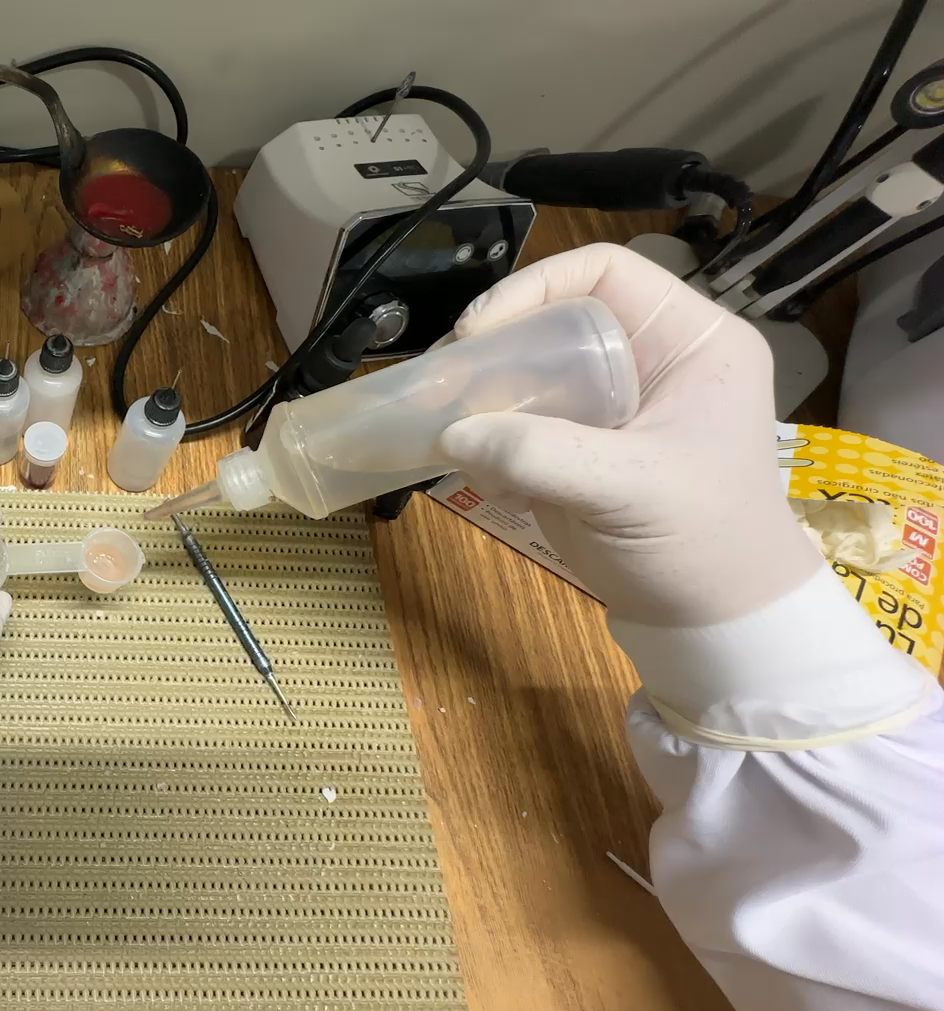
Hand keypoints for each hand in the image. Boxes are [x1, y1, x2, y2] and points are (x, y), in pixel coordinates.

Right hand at [436, 243, 822, 626]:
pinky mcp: (564, 445)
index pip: (603, 273)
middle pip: (545, 321)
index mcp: (685, 342)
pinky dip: (473, 436)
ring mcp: (598, 405)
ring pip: (516, 373)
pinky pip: (504, 420)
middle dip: (484, 349)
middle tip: (436, 384)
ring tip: (432, 420)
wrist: (704, 612)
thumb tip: (449, 432)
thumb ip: (540, 455)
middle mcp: (639, 361)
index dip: (533, 288)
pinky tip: (463, 463)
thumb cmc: (698, 538)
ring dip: (468, 395)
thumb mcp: (629, 487)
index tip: (474, 334)